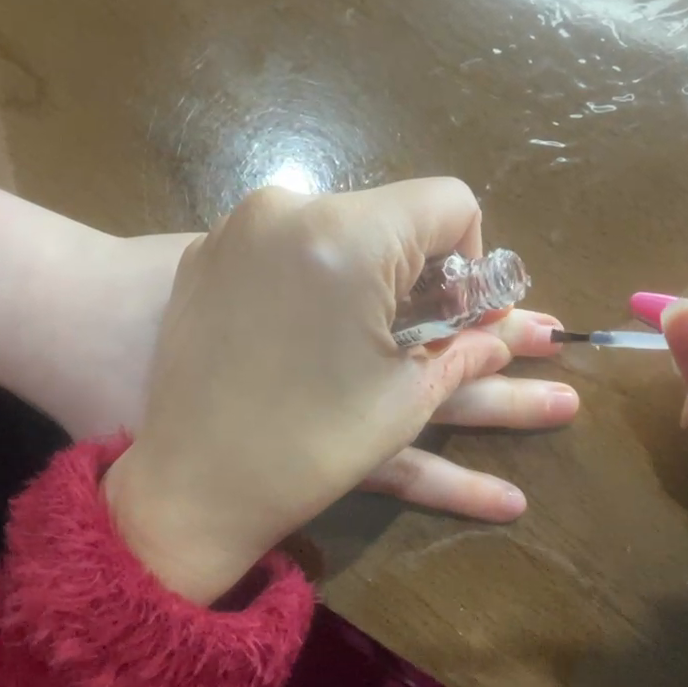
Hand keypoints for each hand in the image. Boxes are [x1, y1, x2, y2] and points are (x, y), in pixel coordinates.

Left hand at [104, 180, 550, 602]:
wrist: (189, 483)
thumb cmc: (308, 449)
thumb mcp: (402, 401)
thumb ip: (463, 350)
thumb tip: (499, 331)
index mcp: (350, 236)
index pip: (449, 203)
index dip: (471, 261)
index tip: (459, 316)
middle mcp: (290, 206)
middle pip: (390, 213)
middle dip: (417, 270)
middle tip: (418, 332)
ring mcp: (238, 225)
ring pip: (335, 228)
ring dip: (362, 272)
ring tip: (359, 337)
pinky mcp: (206, 252)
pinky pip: (284, 244)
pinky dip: (310, 276)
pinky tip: (301, 332)